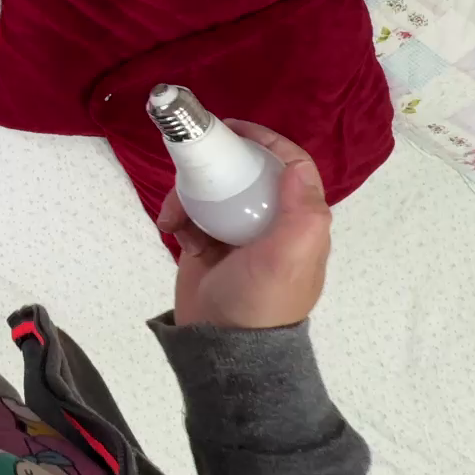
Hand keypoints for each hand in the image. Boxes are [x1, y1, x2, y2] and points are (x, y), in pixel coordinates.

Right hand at [156, 119, 331, 328]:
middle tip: (192, 155)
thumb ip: (302, 214)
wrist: (222, 345)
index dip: (268, 141)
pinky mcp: (205, 242)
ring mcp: (235, 232)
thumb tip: (295, 166)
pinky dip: (177, 217)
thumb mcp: (288, 259)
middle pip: (245, 173)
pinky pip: (189, 213)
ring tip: (173, 215)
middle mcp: (269, 222)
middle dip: (217, 164)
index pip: (291, 168)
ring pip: (211, 191)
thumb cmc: (259, 299)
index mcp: (297, 223)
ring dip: (187, 195)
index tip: (234, 129)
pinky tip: (172, 231)